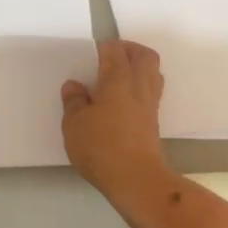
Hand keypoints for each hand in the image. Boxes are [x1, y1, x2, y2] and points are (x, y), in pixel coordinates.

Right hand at [62, 40, 168, 196]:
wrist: (136, 179)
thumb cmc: (101, 147)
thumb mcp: (74, 124)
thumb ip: (74, 102)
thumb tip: (74, 86)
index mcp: (118, 80)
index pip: (115, 51)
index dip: (104, 48)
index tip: (92, 54)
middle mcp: (138, 87)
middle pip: (144, 56)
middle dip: (129, 50)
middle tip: (111, 56)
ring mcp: (150, 105)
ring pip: (153, 73)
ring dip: (139, 68)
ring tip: (118, 77)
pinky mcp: (154, 122)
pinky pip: (151, 92)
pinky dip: (140, 87)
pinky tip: (123, 100)